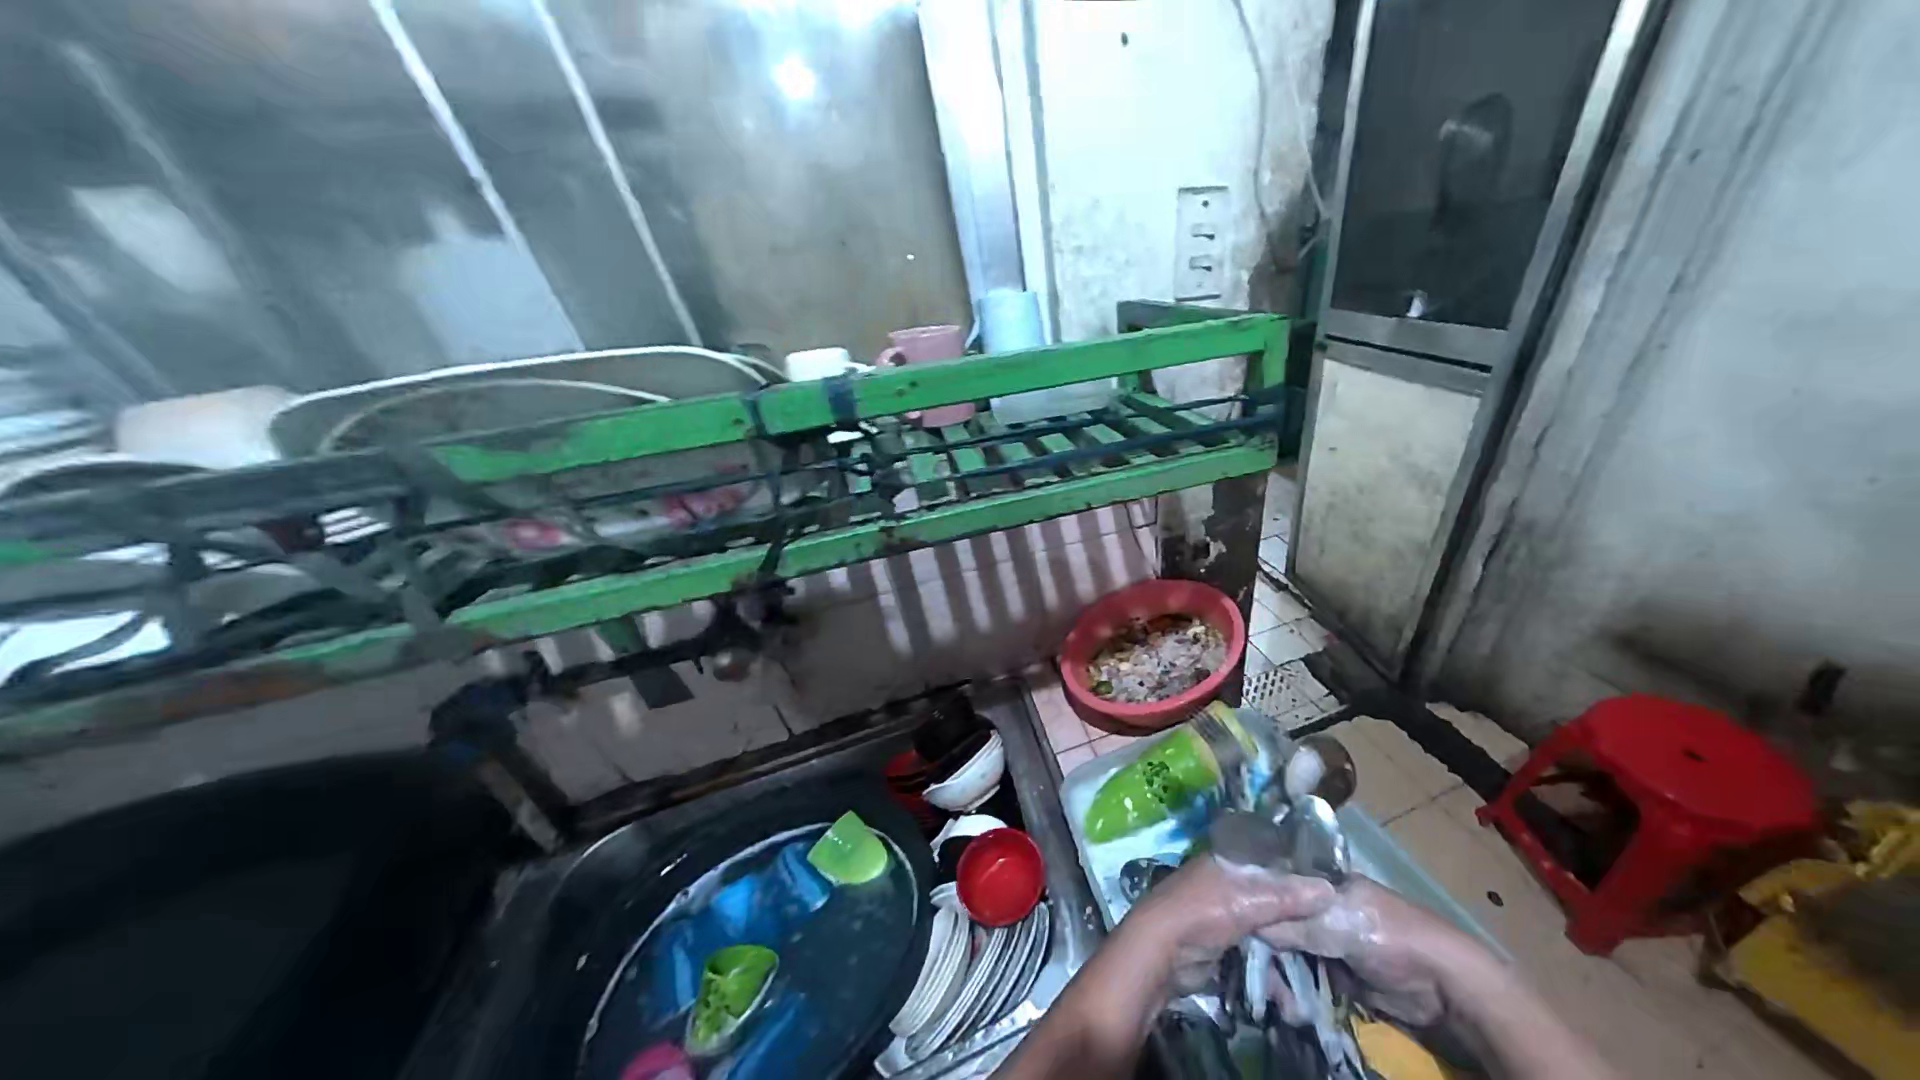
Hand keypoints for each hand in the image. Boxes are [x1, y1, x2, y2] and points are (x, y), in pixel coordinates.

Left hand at [1119, 855, 1337, 992]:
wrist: (1162, 950)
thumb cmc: (1202, 912)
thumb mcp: (1247, 901)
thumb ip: (1287, 896)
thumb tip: (1329, 889)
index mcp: (1226, 860)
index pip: (1267, 856)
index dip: (1295, 867)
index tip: (1330, 881)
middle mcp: (1224, 880)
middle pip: (1268, 891)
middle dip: (1296, 908)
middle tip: (1333, 922)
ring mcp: (1222, 911)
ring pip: (1264, 921)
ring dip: (1286, 938)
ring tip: (1322, 950)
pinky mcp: (1221, 940)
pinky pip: (1256, 946)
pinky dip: (1273, 959)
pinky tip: (1295, 974)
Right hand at [1257, 874, 1489, 1025]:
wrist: (1444, 987)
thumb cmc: (1388, 935)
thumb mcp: (1335, 921)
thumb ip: (1292, 923)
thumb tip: (1250, 925)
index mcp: (1323, 884)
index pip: (1278, 887)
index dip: (1257, 902)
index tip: (1234, 918)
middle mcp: (1324, 911)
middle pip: (1282, 922)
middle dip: (1265, 943)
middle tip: (1249, 962)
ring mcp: (1334, 944)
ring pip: (1292, 953)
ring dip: (1280, 972)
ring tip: (1270, 989)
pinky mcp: (1343, 977)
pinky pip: (1309, 979)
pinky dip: (1297, 990)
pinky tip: (1285, 1000)